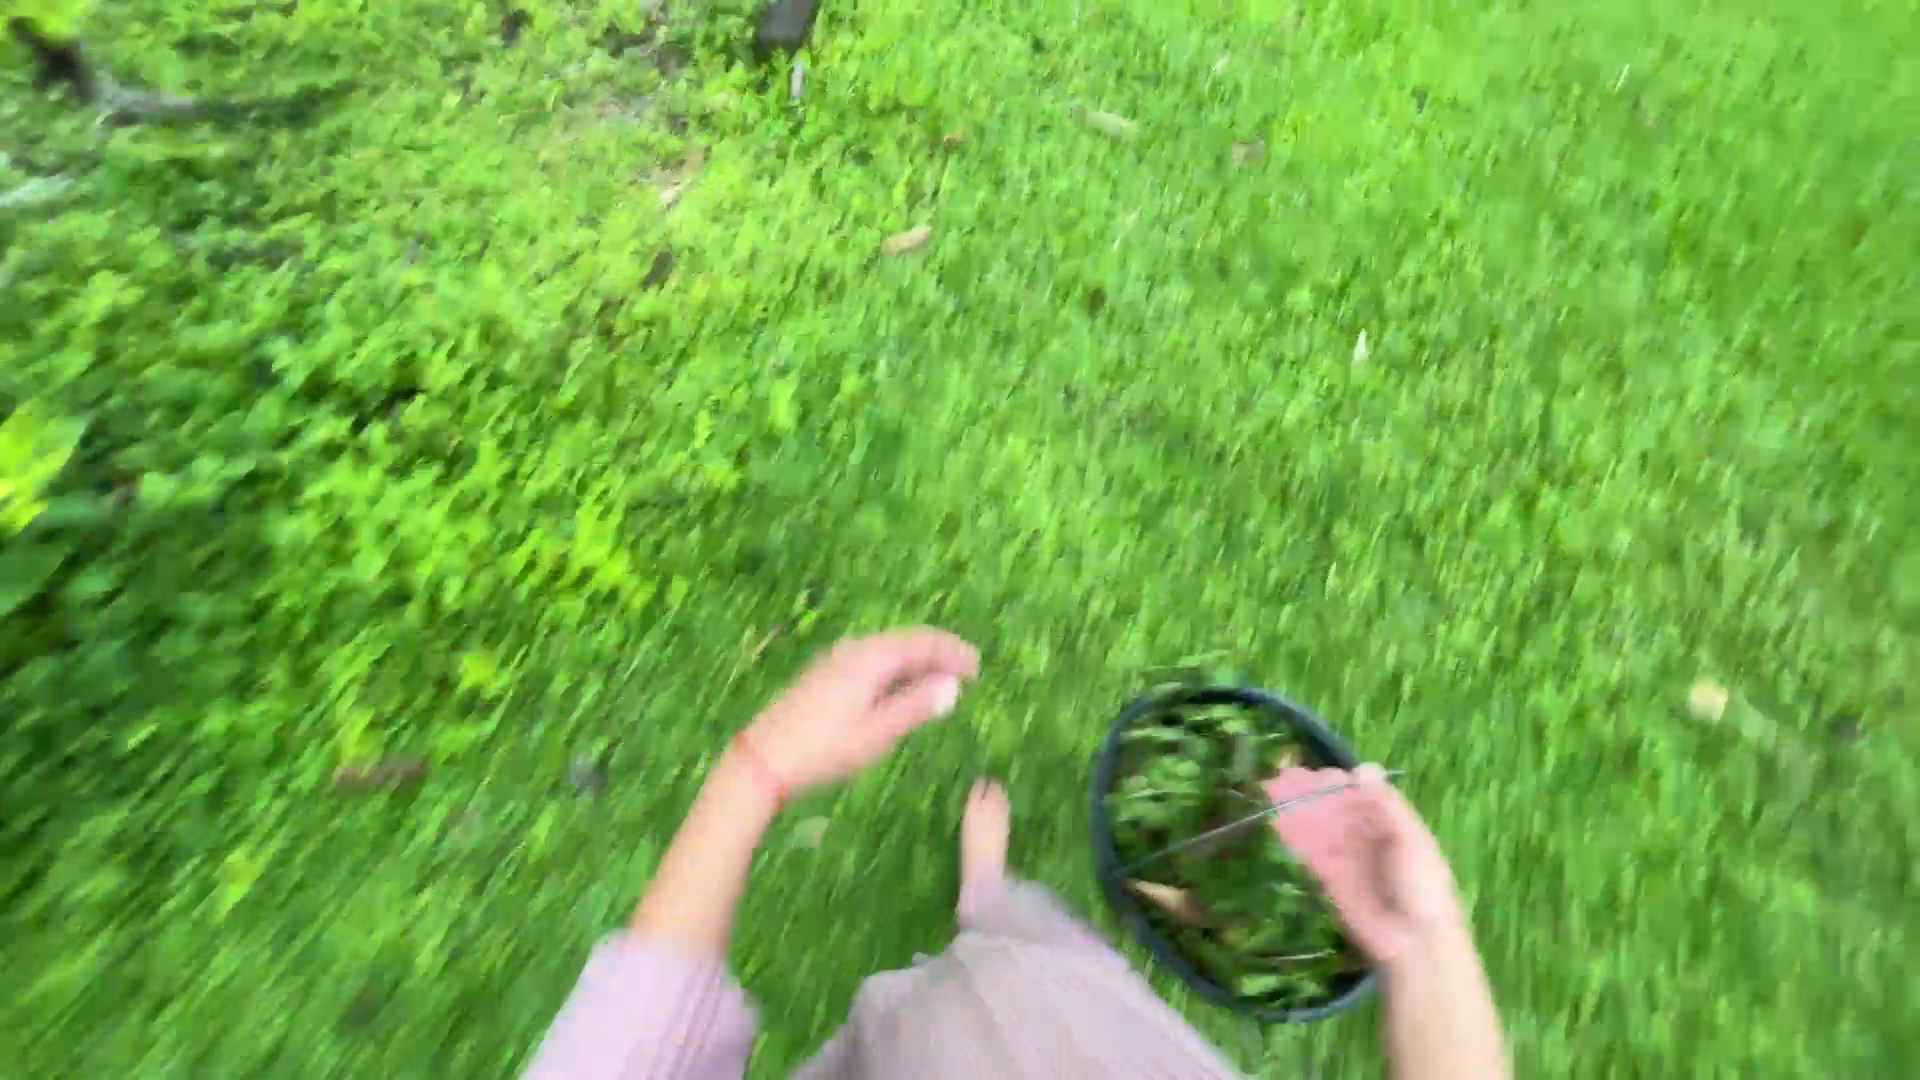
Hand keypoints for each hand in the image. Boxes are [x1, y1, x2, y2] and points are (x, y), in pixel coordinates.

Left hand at [740, 627, 979, 794]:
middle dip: (937, 655)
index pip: (921, 642)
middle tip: (965, 672)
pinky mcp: (824, 675)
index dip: (952, 652)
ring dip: (916, 663)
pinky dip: (895, 671)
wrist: (762, 761)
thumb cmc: (824, 750)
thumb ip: (915, 706)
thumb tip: (951, 686)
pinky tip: (900, 690)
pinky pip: (871, 662)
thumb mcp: (877, 732)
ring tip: (940, 682)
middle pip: (904, 642)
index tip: (977, 667)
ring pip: (886, 652)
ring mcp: (835, 661)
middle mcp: (853, 650)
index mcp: (869, 658)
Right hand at [1262, 764, 1464, 963]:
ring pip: (1314, 824)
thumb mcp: (1413, 841)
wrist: (1414, 944)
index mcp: (1387, 824)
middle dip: (1307, 792)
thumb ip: (1387, 804)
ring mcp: (1343, 855)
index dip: (1334, 782)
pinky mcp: (1326, 876)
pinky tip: (1275, 821)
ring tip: (1269, 792)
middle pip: (1329, 807)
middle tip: (1281, 777)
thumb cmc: (1422, 888)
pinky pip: (1306, 850)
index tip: (1317, 774)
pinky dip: (1291, 835)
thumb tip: (1362, 767)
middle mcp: (1362, 836)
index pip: (1355, 794)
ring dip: (1293, 808)